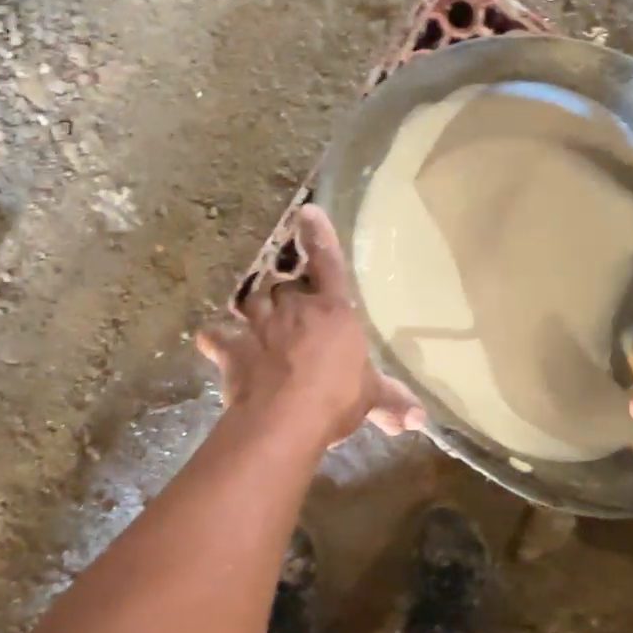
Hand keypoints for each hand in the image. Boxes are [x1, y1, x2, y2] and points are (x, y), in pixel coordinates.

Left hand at [198, 205, 424, 448]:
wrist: (285, 418)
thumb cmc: (336, 397)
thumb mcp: (370, 398)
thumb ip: (393, 402)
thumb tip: (420, 420)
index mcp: (332, 311)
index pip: (328, 262)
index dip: (319, 236)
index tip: (307, 211)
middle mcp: (294, 309)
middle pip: (286, 286)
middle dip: (287, 292)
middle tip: (291, 305)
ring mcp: (260, 326)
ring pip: (252, 301)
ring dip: (255, 306)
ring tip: (257, 315)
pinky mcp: (233, 350)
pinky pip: (218, 337)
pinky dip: (215, 338)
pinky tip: (212, 339)